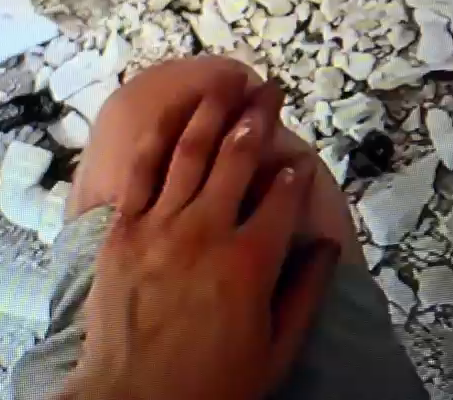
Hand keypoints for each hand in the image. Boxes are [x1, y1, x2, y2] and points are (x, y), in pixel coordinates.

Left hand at [64, 85, 339, 399]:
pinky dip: (159, 136)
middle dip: (257, 118)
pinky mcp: (124, 225)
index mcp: (248, 263)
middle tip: (270, 90)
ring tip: (228, 83)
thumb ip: (305, 294)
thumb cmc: (212, 384)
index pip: (280, 199)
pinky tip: (173, 113)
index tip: (299, 156)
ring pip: (190, 152)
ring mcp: (160, 223)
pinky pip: (142, 170)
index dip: (293, 173)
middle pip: (237, 159)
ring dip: (212, 112)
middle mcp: (205, 230)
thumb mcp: (275, 352)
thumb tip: (328, 245)